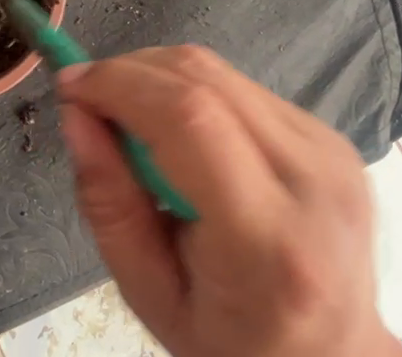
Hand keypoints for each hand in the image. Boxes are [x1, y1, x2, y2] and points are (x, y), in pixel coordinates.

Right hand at [58, 46, 401, 356]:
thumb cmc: (230, 338)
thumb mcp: (147, 292)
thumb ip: (107, 203)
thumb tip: (75, 112)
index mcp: (269, 242)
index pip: (190, 120)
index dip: (120, 84)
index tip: (69, 87)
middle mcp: (313, 182)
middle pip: (202, 80)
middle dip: (127, 71)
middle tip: (88, 100)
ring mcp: (330, 152)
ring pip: (217, 71)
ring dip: (155, 76)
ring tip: (129, 118)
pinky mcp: (331, 136)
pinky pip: (238, 85)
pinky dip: (188, 90)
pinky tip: (177, 131)